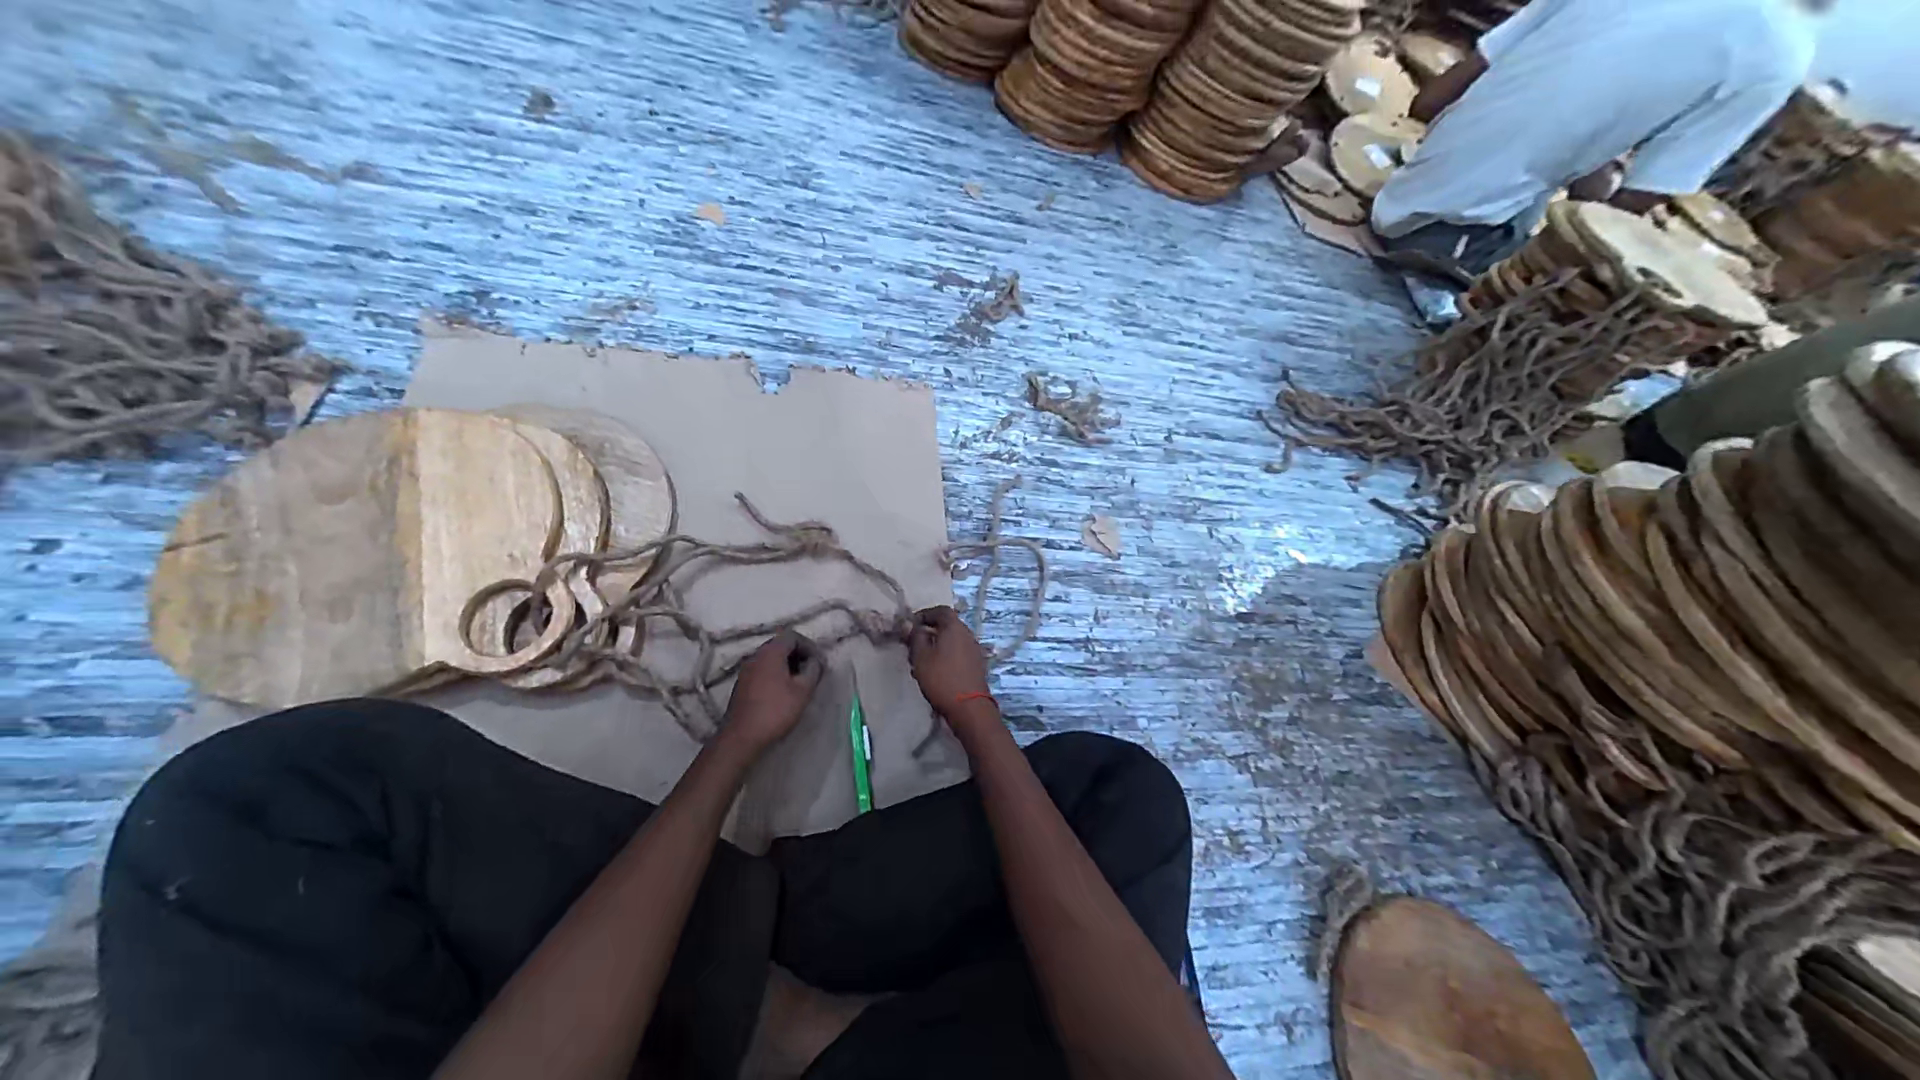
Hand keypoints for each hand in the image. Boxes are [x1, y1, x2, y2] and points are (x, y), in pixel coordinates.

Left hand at [722, 631, 824, 753]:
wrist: (741, 736)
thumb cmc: (775, 710)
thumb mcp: (803, 691)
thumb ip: (813, 670)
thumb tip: (816, 661)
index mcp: (770, 652)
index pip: (792, 636)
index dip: (809, 646)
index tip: (819, 662)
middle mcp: (756, 656)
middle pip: (780, 644)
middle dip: (799, 654)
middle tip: (812, 670)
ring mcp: (746, 670)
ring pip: (771, 658)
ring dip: (788, 665)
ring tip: (800, 682)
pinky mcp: (742, 684)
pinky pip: (762, 669)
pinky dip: (776, 673)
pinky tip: (783, 691)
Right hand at [907, 606, 991, 722]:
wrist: (969, 707)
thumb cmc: (941, 678)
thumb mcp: (920, 657)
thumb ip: (915, 637)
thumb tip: (910, 624)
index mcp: (955, 627)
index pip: (940, 610)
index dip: (924, 614)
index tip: (911, 625)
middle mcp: (968, 634)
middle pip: (947, 625)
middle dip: (929, 631)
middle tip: (914, 644)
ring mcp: (975, 649)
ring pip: (952, 640)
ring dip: (937, 645)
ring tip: (922, 661)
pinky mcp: (977, 665)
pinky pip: (958, 653)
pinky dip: (946, 656)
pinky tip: (936, 671)